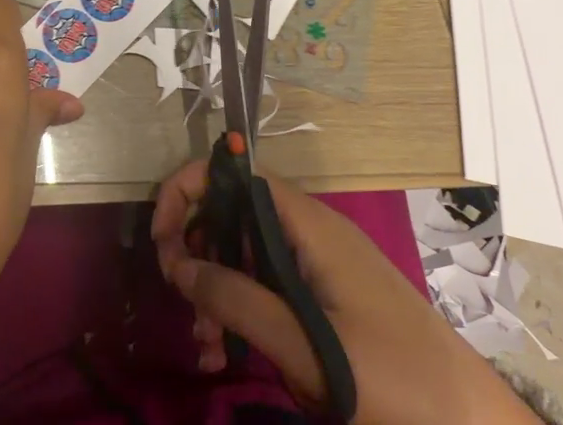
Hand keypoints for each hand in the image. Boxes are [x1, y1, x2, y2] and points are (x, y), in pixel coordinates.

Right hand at [152, 162, 537, 424]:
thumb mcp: (308, 347)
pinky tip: (228, 354)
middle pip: (234, 219)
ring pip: (247, 260)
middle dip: (198, 256)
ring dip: (217, 294)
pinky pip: (271, 292)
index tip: (162, 241)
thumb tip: (175, 262)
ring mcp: (323, 271)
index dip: (190, 192)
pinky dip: (243, 315)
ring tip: (206, 347)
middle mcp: (313, 238)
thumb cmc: (400, 385)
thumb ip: (236, 300)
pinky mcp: (330, 304)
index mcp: (312, 229)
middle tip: (185, 308)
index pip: (238, 176)